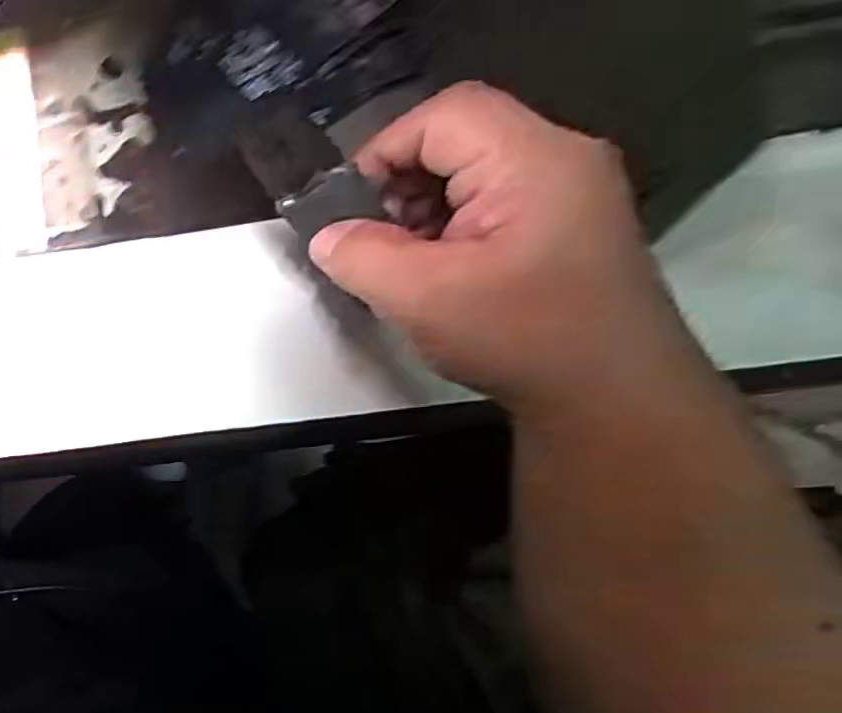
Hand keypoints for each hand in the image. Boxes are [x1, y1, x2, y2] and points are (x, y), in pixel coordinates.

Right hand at [308, 82, 704, 413]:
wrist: (601, 384)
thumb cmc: (517, 333)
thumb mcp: (421, 296)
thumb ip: (362, 257)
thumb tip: (324, 236)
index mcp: (531, 161)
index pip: (444, 115)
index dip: (381, 151)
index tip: (343, 210)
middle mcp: (553, 161)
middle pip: (454, 139)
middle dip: (393, 187)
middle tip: (363, 244)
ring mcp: (558, 192)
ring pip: (463, 174)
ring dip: (411, 214)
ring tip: (390, 266)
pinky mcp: (552, 225)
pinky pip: (480, 205)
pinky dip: (437, 231)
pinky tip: (423, 275)